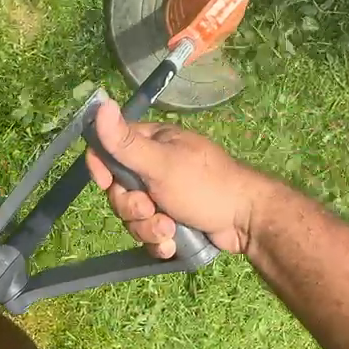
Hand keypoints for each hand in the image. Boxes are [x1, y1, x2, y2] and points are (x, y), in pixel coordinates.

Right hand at [85, 101, 277, 258]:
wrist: (246, 221)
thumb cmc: (205, 185)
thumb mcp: (162, 163)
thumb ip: (127, 143)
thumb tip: (101, 104)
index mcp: (151, 144)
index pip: (108, 151)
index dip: (102, 170)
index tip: (107, 184)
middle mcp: (154, 168)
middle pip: (117, 192)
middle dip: (133, 208)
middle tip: (152, 209)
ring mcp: (163, 197)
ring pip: (133, 218)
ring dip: (148, 229)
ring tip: (170, 230)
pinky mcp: (171, 222)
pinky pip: (149, 235)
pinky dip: (159, 243)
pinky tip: (173, 245)